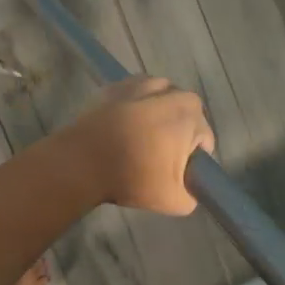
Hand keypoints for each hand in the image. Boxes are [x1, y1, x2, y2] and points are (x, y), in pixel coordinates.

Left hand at [59, 77, 213, 215]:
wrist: (80, 161)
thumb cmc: (132, 176)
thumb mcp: (174, 201)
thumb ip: (192, 196)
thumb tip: (188, 190)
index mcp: (190, 113)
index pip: (204, 139)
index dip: (194, 159)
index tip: (176, 173)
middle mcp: (169, 89)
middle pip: (183, 115)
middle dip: (176, 133)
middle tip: (157, 159)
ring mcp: (138, 83)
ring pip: (158, 100)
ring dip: (155, 116)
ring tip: (139, 142)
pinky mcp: (112, 86)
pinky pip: (133, 96)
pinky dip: (132, 108)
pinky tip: (121, 129)